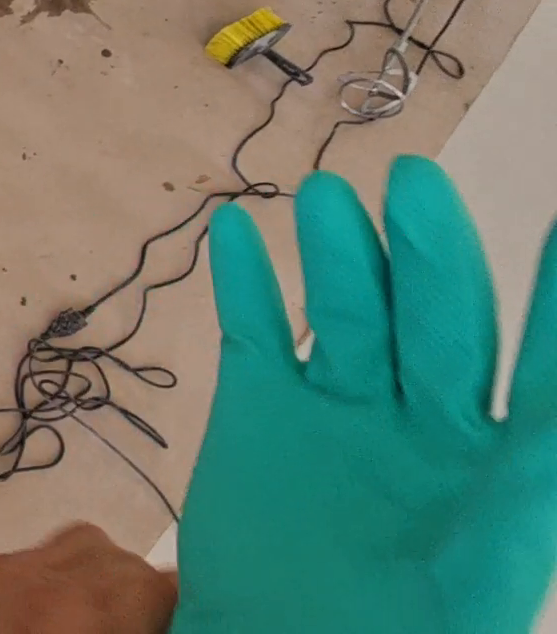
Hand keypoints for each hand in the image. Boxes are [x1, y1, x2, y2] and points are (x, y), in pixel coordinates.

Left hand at [0, 522, 176, 633]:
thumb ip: (141, 633)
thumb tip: (167, 626)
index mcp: (90, 614)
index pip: (155, 583)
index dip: (174, 610)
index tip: (179, 630)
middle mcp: (47, 576)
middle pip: (117, 556)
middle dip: (140, 593)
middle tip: (144, 632)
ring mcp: (8, 567)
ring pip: (77, 543)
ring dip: (101, 576)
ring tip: (104, 624)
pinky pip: (39, 555)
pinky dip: (61, 578)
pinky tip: (59, 620)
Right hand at [177, 156, 556, 631]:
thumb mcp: (480, 579)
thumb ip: (529, 503)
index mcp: (503, 468)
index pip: (546, 371)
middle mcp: (425, 421)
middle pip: (432, 320)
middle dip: (428, 252)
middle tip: (412, 183)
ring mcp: (334, 406)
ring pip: (343, 312)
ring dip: (336, 253)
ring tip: (322, 196)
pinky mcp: (256, 403)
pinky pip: (250, 328)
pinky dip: (243, 280)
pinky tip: (235, 231)